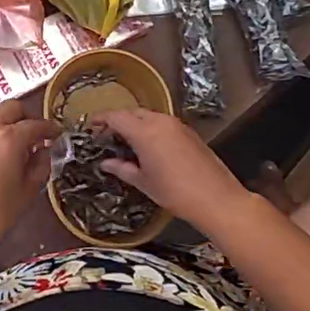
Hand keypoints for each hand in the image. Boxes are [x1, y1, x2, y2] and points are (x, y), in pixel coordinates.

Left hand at [0, 101, 61, 252]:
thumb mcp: (28, 190)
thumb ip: (40, 164)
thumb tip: (44, 151)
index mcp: (9, 137)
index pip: (36, 124)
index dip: (51, 129)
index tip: (58, 135)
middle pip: (12, 108)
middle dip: (28, 117)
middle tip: (38, 135)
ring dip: (10, 124)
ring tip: (21, 148)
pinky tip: (2, 156)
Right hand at [91, 108, 251, 227]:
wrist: (216, 198)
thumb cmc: (174, 192)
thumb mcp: (143, 182)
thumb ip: (122, 168)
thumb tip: (106, 163)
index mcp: (144, 132)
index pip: (116, 117)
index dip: (102, 119)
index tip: (92, 126)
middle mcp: (160, 122)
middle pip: (133, 112)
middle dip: (118, 120)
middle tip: (108, 135)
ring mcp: (177, 125)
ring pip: (149, 116)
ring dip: (136, 123)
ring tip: (127, 141)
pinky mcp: (189, 132)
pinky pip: (163, 123)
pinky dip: (151, 128)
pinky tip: (149, 146)